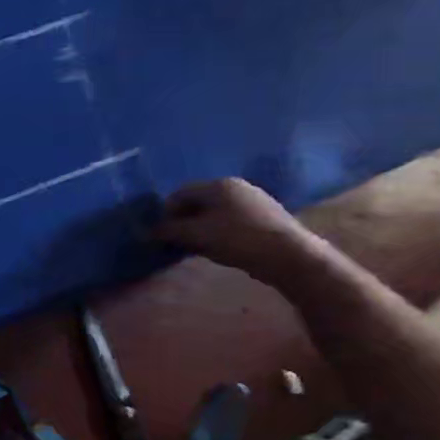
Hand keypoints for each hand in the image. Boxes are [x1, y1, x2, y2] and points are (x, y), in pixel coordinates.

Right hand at [154, 177, 315, 284]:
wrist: (288, 255)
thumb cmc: (238, 239)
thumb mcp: (199, 235)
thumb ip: (172, 231)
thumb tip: (151, 231)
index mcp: (218, 185)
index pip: (182, 192)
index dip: (166, 211)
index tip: (159, 232)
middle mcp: (236, 187)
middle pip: (199, 201)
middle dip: (183, 221)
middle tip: (175, 242)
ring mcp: (252, 201)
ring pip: (215, 213)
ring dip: (201, 229)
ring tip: (196, 248)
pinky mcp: (263, 218)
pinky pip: (230, 222)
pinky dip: (218, 233)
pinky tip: (219, 250)